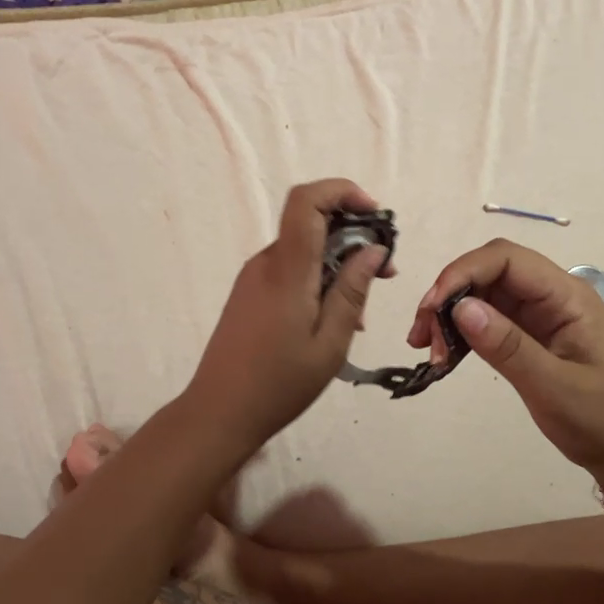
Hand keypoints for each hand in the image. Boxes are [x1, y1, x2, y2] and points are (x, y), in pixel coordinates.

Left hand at [184, 179, 391, 448]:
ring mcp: (254, 277)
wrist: (219, 411)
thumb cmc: (280, 383)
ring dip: (338, 263)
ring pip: (304, 249)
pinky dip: (318, 278)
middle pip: (310, 221)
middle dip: (353, 235)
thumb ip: (353, 290)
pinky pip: (291, 270)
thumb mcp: (330, 342)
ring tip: (361, 311)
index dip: (342, 191)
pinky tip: (333, 318)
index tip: (374, 215)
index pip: (307, 201)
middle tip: (384, 274)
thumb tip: (374, 249)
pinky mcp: (249, 293)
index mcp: (287, 270)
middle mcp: (267, 262)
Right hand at [409, 239, 603, 480]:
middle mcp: (552, 296)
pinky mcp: (529, 336)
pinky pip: (488, 321)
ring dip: (450, 315)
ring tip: (427, 350)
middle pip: (489, 272)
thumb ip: (508, 346)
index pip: (506, 259)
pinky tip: (443, 355)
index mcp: (568, 296)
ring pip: (483, 295)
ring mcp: (540, 316)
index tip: (431, 307)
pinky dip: (461, 333)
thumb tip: (460, 307)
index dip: (462, 273)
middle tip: (421, 337)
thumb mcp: (556, 388)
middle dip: (450, 294)